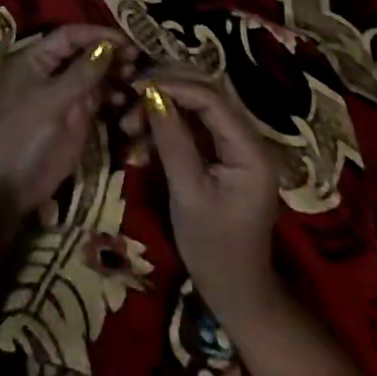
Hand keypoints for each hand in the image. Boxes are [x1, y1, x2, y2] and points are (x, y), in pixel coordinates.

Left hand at [0, 24, 125, 213]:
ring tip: (137, 79)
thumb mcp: (51, 100)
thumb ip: (81, 74)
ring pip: (95, 77)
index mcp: (36, 59)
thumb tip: (109, 46)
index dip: (96, 34)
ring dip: (115, 75)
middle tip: (138, 60)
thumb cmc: (22, 132)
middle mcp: (52, 72)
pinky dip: (113, 96)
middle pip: (85, 54)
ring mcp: (65, 96)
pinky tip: (127, 100)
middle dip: (110, 54)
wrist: (8, 182)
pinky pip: (98, 100)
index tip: (127, 40)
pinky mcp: (76, 119)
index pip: (69, 36)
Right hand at [142, 74, 281, 322]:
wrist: (234, 289)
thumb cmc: (213, 246)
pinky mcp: (218, 157)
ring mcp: (232, 148)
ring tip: (127, 130)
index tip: (135, 87)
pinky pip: (189, 130)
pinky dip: (162, 133)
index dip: (173, 86)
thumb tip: (151, 95)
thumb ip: (172, 140)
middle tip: (127, 106)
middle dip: (162, 97)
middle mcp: (246, 141)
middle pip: (202, 98)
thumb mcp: (188, 192)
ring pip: (191, 112)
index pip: (212, 98)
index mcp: (250, 150)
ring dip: (158, 115)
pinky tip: (138, 149)